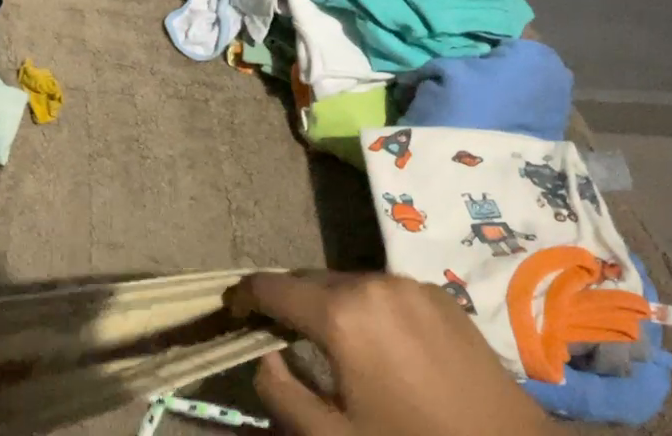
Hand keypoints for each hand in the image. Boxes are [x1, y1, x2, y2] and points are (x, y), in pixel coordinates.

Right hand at [227, 271, 551, 435]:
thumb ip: (281, 391)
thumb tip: (265, 354)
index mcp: (340, 314)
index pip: (270, 287)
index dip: (243, 297)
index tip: (231, 311)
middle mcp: (370, 283)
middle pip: (307, 281)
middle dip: (287, 303)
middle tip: (278, 335)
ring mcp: (408, 285)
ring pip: (345, 283)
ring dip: (327, 305)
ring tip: (330, 342)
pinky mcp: (440, 296)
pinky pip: (382, 291)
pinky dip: (365, 308)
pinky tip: (377, 345)